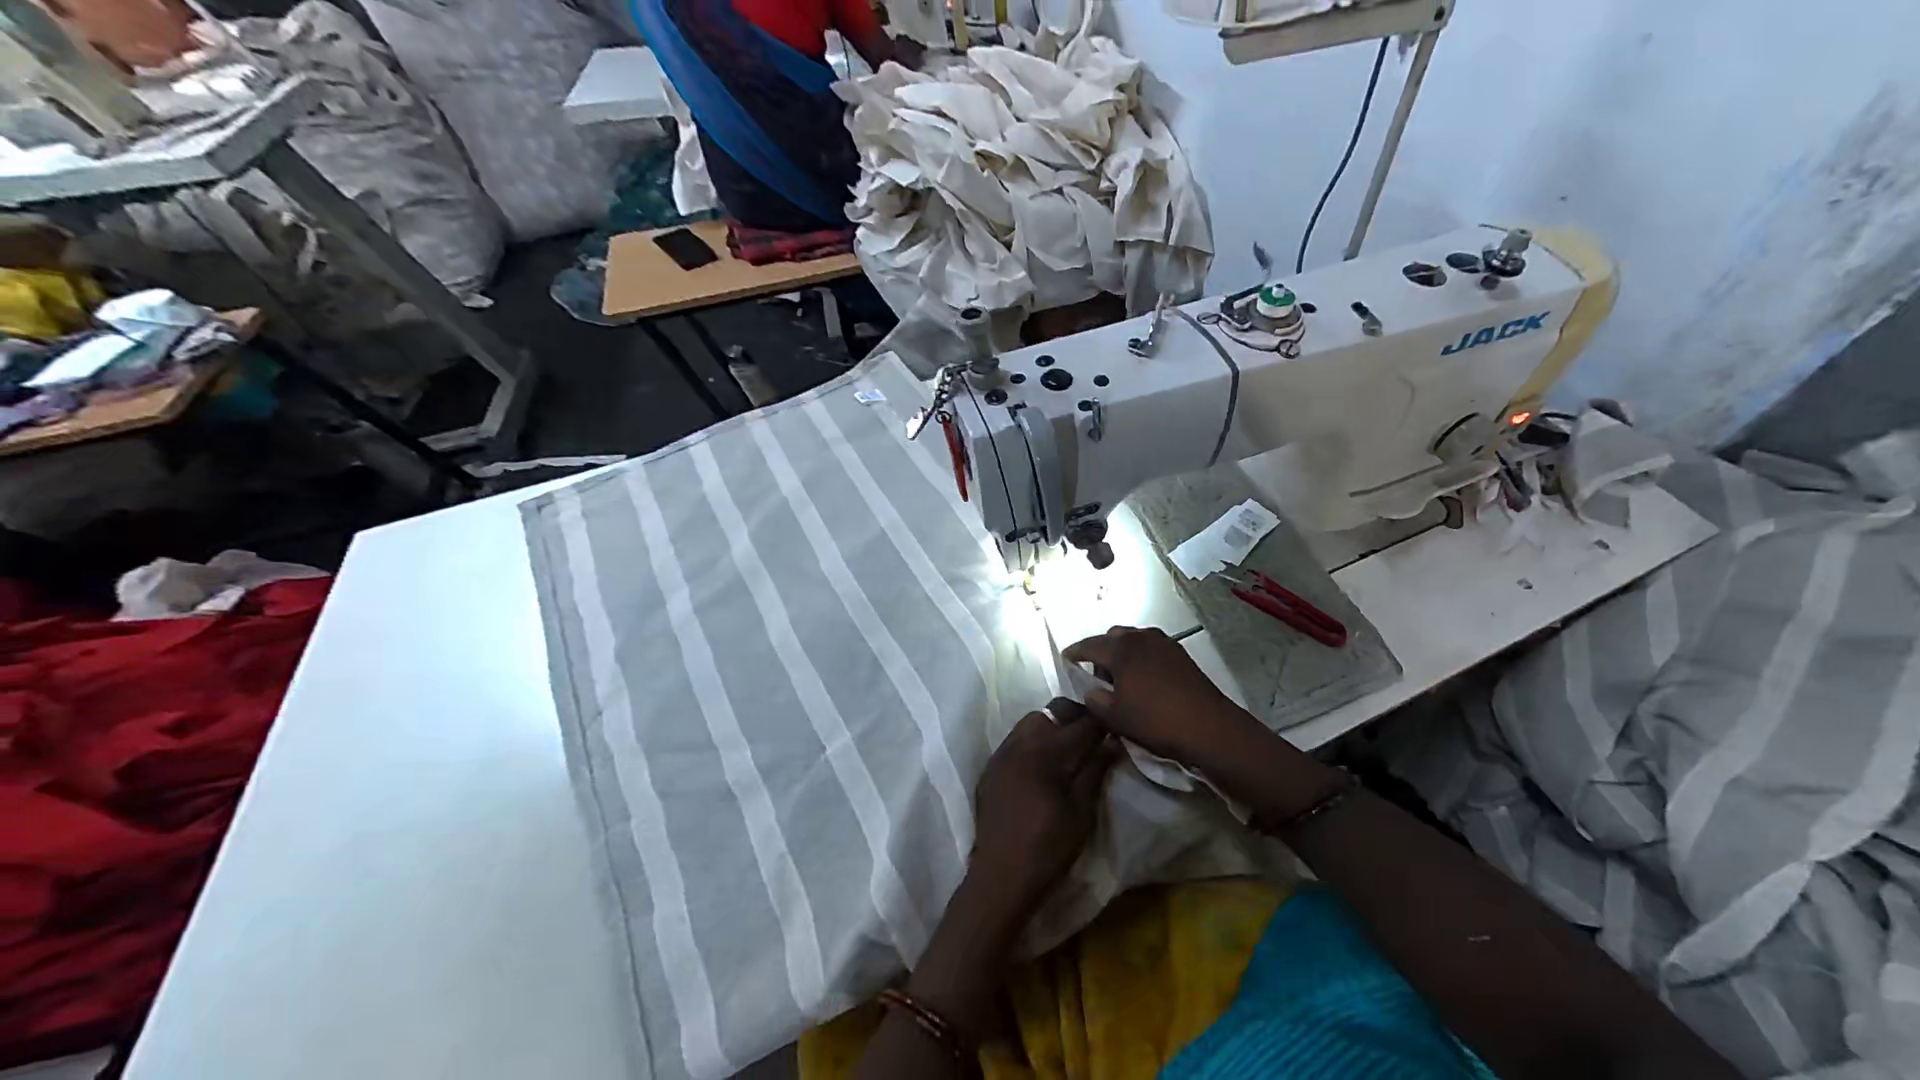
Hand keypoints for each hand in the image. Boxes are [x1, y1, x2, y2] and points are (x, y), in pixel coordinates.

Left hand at [967, 700, 1116, 919]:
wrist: (1000, 877)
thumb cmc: (1048, 848)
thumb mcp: (1081, 812)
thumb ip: (1095, 771)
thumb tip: (1112, 743)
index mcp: (1044, 752)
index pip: (1079, 725)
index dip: (1101, 722)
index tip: (1116, 723)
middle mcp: (1019, 744)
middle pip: (1050, 712)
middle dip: (1074, 716)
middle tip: (1093, 733)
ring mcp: (1000, 754)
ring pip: (1029, 723)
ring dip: (1051, 726)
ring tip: (1070, 745)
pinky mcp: (990, 768)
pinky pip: (1014, 740)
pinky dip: (1032, 741)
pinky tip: (1043, 761)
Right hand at [1062, 626, 1246, 766]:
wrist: (1210, 729)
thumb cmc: (1156, 720)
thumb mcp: (1115, 717)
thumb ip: (1094, 700)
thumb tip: (1091, 691)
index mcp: (1122, 648)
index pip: (1089, 645)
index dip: (1075, 653)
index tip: (1066, 660)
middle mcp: (1142, 638)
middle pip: (1113, 637)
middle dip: (1101, 652)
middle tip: (1097, 677)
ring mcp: (1165, 644)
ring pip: (1135, 641)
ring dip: (1123, 654)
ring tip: (1121, 680)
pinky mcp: (1182, 656)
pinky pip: (1152, 650)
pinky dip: (1141, 659)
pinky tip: (1143, 682)